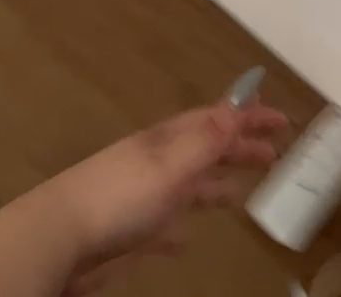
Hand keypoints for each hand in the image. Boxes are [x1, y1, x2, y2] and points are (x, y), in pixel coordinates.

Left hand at [39, 102, 287, 291]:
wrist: (61, 236)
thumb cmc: (118, 197)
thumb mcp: (168, 166)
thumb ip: (203, 140)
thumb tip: (238, 105)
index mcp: (165, 142)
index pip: (212, 120)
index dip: (244, 116)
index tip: (279, 116)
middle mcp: (155, 163)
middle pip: (203, 149)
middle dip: (236, 147)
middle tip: (274, 152)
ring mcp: (142, 196)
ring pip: (187, 185)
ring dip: (214, 184)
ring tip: (240, 191)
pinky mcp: (131, 231)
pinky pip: (164, 224)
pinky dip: (181, 225)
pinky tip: (188, 236)